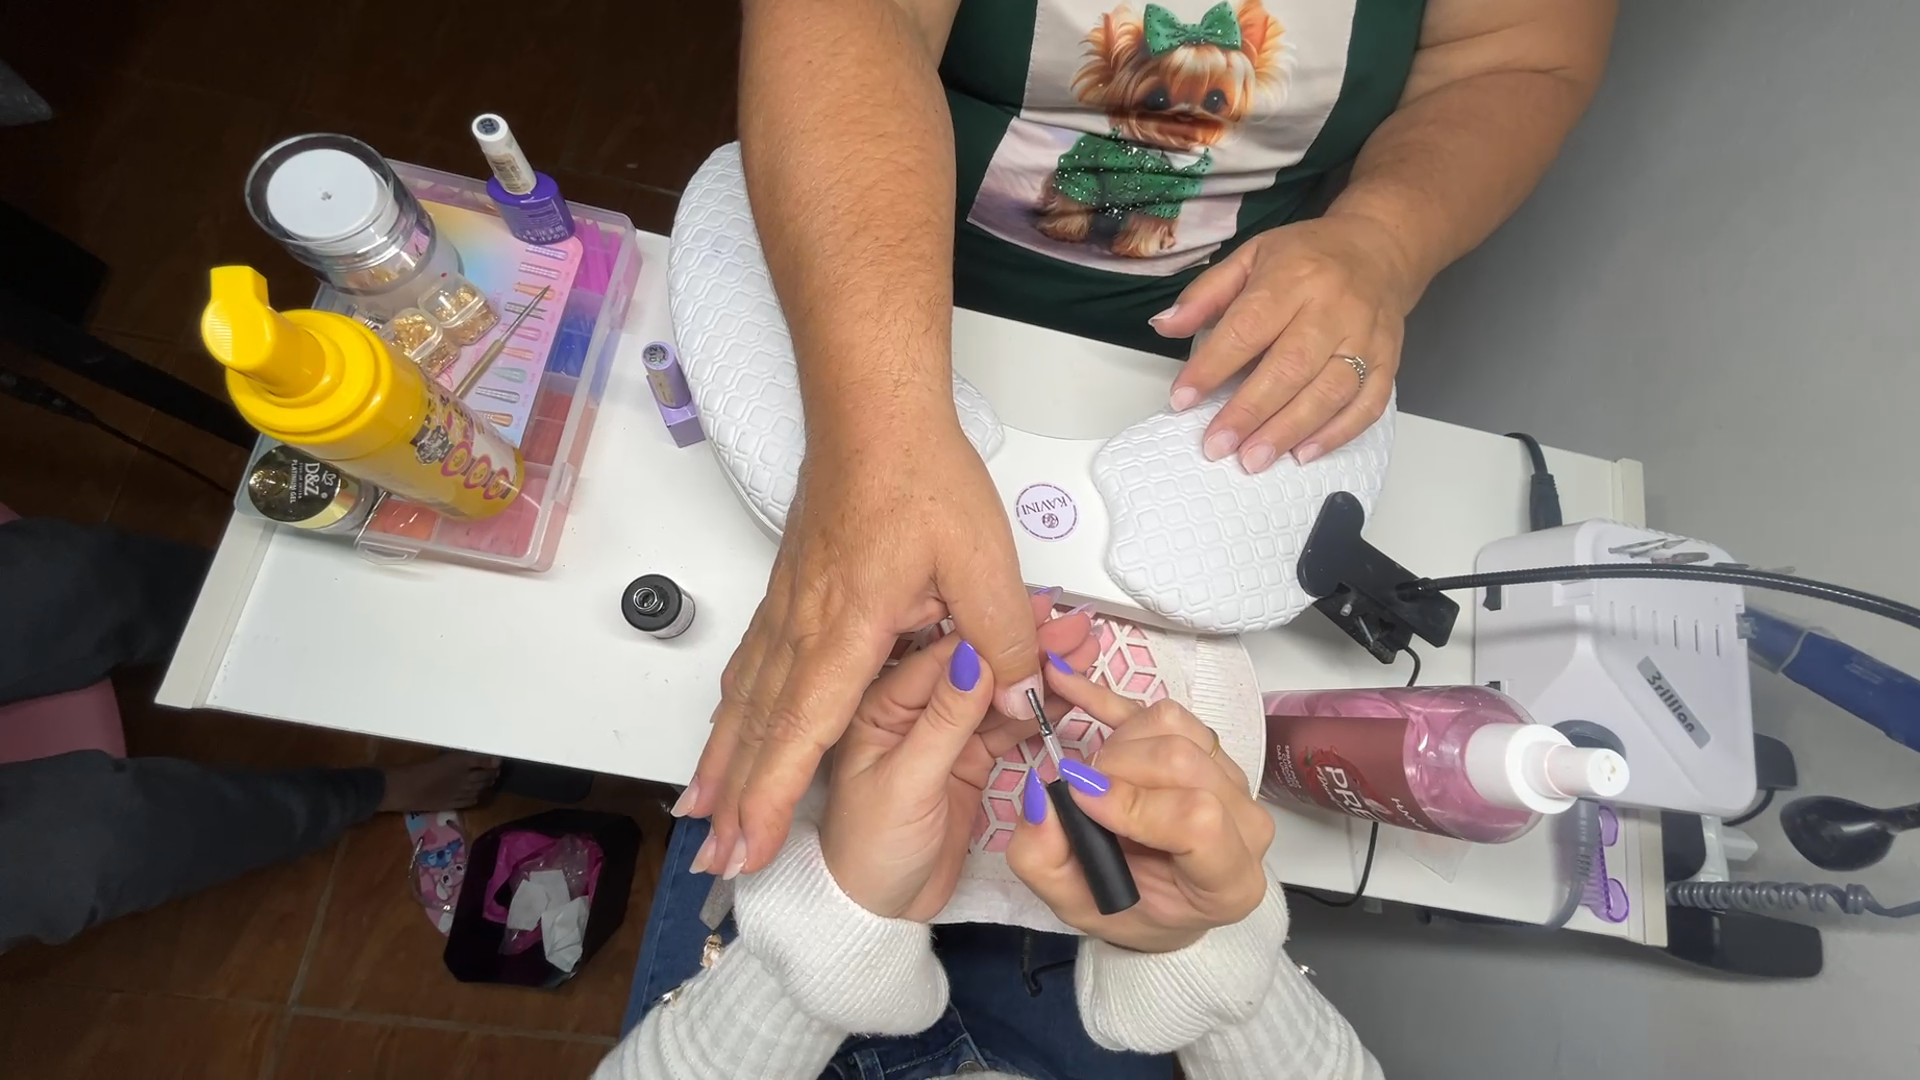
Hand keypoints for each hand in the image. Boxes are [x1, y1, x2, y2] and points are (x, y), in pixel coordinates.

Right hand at [685, 412, 1069, 878]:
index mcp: (848, 629)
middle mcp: (802, 625)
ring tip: (700, 800)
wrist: (872, 413)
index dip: (773, 797)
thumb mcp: (982, 561)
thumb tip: (1016, 702)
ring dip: (723, 754)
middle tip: (711, 854)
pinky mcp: (792, 584)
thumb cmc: (922, 478)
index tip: (746, 850)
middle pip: (758, 723)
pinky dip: (734, 701)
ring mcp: (789, 603)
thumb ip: (1001, 638)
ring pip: (746, 691)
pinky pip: (753, 656)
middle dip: (735, 795)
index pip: (802, 730)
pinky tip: (731, 713)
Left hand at [818, 598, 1098, 919]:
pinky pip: (1008, 729)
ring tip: (1083, 649)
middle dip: (1026, 647)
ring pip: (999, 696)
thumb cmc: (870, 851)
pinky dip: (1038, 713)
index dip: (993, 634)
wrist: (879, 913)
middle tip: (1075, 626)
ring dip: (1039, 676)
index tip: (1037, 615)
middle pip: (978, 669)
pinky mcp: (969, 759)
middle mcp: (915, 709)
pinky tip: (1068, 695)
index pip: (945, 658)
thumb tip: (974, 656)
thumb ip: (944, 722)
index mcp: (884, 704)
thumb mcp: (906, 782)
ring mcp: (946, 734)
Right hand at [1008, 671, 1274, 952]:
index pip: (1198, 820)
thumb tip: (1041, 793)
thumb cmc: (1126, 908)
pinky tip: (1064, 682)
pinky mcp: (1204, 743)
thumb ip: (1044, 858)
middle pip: (1181, 760)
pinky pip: (1158, 706)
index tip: (1079, 798)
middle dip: (1114, 767)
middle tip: (1080, 790)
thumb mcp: (1072, 905)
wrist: (1160, 899)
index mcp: (1228, 879)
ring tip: (1094, 772)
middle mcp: (1244, 823)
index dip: (1132, 802)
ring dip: (1117, 742)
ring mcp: (1230, 776)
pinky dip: (1106, 696)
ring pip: (1173, 725)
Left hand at [1152, 213, 1418, 471]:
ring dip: (1288, 430)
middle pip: (1290, 366)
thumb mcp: (1248, 258)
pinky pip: (1369, 403)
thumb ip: (1204, 295)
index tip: (1182, 399)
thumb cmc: (1306, 258)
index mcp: (1294, 279)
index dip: (1212, 368)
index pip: (1246, 328)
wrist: (1380, 247)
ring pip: (1330, 391)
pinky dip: (1337, 434)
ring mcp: (1366, 337)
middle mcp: (1334, 308)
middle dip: (1250, 412)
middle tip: (1217, 446)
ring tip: (1253, 459)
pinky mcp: (1390, 360)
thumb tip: (1164, 325)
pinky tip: (1303, 454)